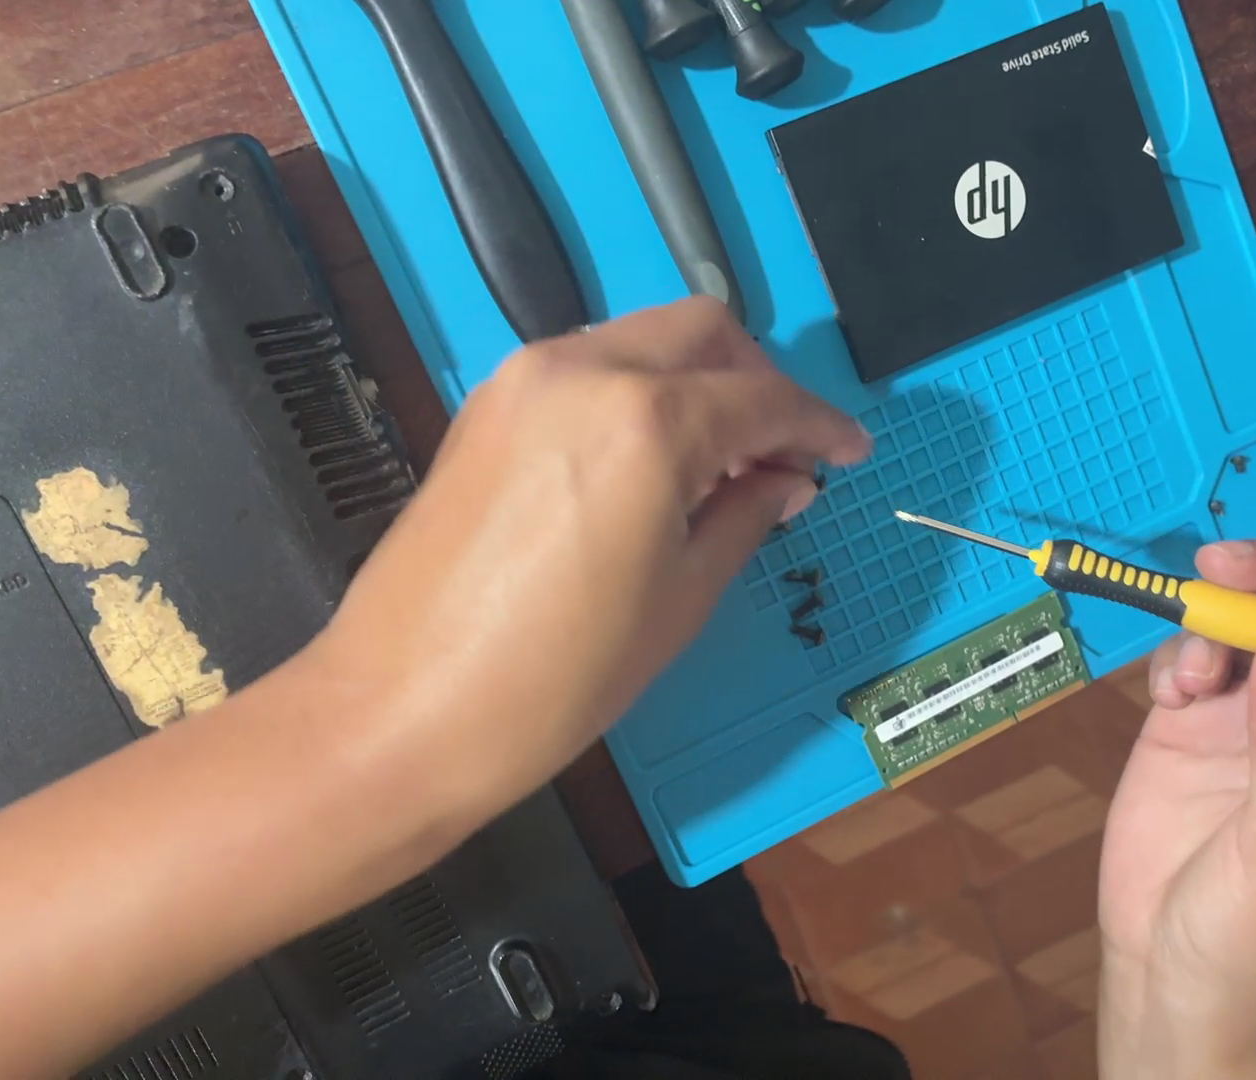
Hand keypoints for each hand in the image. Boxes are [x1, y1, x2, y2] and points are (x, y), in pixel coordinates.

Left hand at [319, 297, 871, 823]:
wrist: (404, 713)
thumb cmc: (566, 673)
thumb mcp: (685, 596)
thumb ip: (747, 513)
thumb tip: (788, 479)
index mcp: (649, 422)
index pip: (764, 397)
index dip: (821, 423)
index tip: (851, 450)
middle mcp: (586, 370)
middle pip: (705, 331)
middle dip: (760, 381)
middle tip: (782, 454)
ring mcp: (526, 378)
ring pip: (647, 342)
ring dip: (703, 385)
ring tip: (723, 464)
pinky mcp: (490, 404)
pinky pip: (595, 370)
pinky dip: (646, 396)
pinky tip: (656, 463)